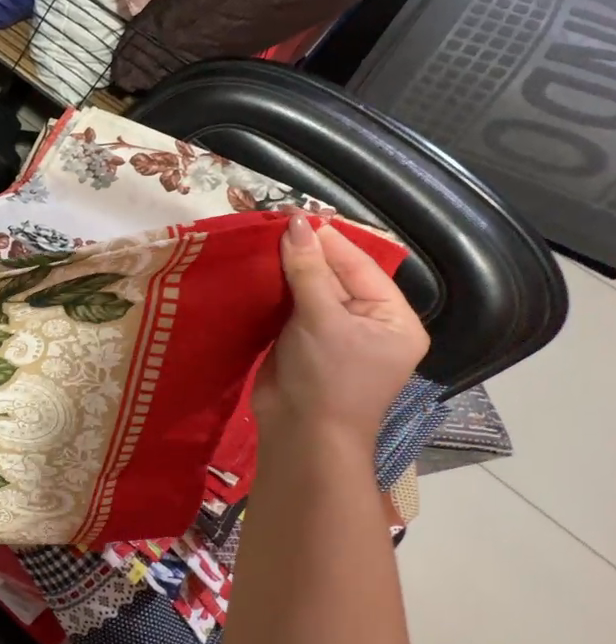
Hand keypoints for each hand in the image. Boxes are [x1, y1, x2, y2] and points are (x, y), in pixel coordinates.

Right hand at [254, 216, 428, 456]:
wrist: (302, 430)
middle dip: (303, 251)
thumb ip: (308, 270)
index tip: (291, 213)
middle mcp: (368, 321)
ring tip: (254, 241)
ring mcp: (333, 331)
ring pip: (308, 287)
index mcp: (393, 318)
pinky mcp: (301, 339)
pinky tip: (251, 271)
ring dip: (283, 268)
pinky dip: (272, 288)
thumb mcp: (321, 319)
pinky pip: (289, 304)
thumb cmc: (328, 376)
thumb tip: (296, 224)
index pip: (360, 266)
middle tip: (267, 223)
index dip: (328, 239)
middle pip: (334, 274)